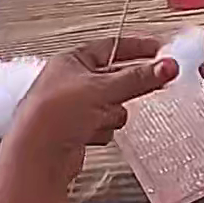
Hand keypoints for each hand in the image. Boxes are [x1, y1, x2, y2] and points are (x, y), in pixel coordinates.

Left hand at [3, 38, 178, 186]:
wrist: (37, 155)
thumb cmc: (53, 114)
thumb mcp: (102, 88)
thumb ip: (138, 78)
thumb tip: (166, 66)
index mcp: (71, 61)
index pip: (110, 47)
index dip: (136, 48)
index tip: (159, 50)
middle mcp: (71, 83)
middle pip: (114, 79)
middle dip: (125, 87)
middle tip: (152, 83)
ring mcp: (74, 108)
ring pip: (112, 106)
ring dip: (111, 114)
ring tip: (100, 118)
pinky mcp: (77, 131)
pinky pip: (104, 126)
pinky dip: (102, 130)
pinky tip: (91, 134)